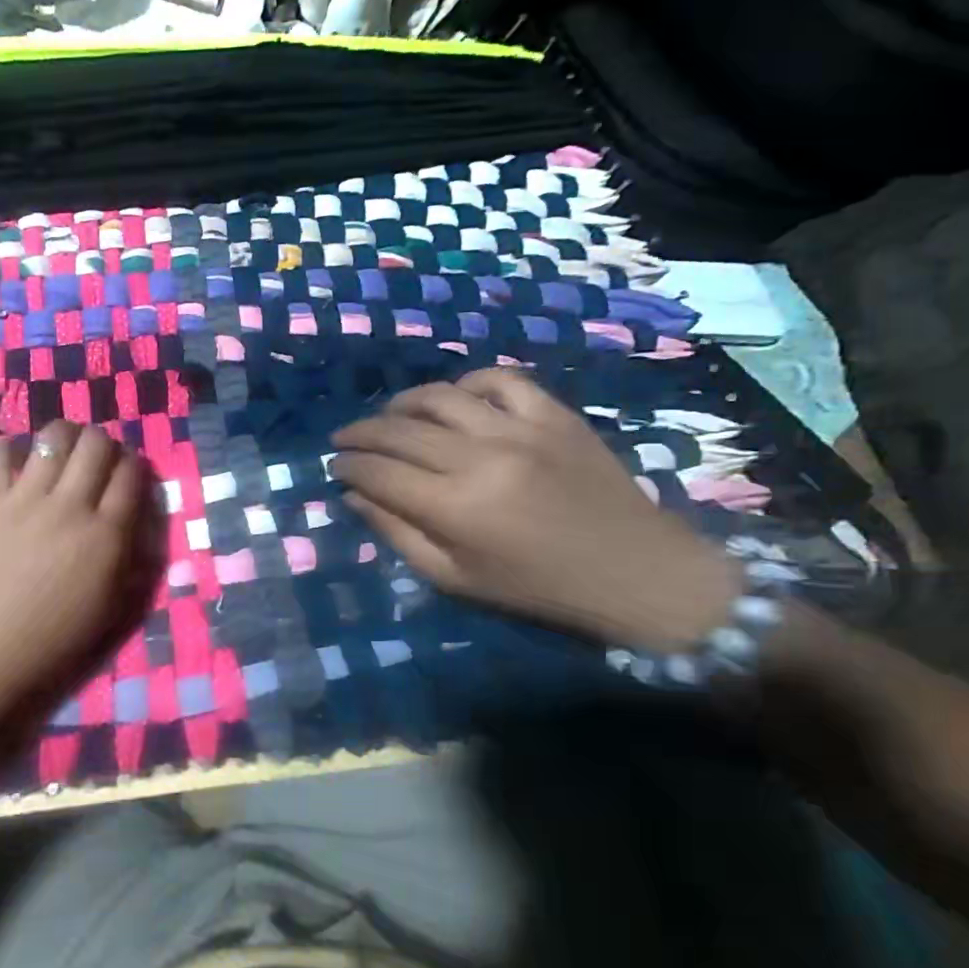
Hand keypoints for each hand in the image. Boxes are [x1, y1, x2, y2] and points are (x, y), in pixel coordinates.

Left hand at [0, 421, 158, 780]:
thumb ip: (132, 562)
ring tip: (63, 452)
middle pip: (98, 445)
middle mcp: (70, 506)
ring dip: (67, 436)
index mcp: (106, 536)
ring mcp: (25, 498)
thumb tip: (138, 525)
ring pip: (55, 437)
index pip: (132, 475)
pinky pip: (1, 454)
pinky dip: (14, 449)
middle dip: (106, 443)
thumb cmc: (52, 644)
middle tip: (99, 460)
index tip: (131, 474)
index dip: (136, 466)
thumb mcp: (113, 612)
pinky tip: (18, 461)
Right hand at [331, 369, 738, 652]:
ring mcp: (520, 429)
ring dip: (402, 403)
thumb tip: (355, 495)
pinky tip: (454, 400)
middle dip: (360, 433)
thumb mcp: (453, 578)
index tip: (334, 466)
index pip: (378, 471)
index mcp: (454, 507)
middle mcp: (480, 458)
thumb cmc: (534, 586)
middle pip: (399, 430)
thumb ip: (397, 534)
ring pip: (441, 397)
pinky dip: (468, 384)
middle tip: (345, 439)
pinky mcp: (554, 414)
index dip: (347, 466)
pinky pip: (500, 380)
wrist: (634, 570)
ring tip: (389, 416)